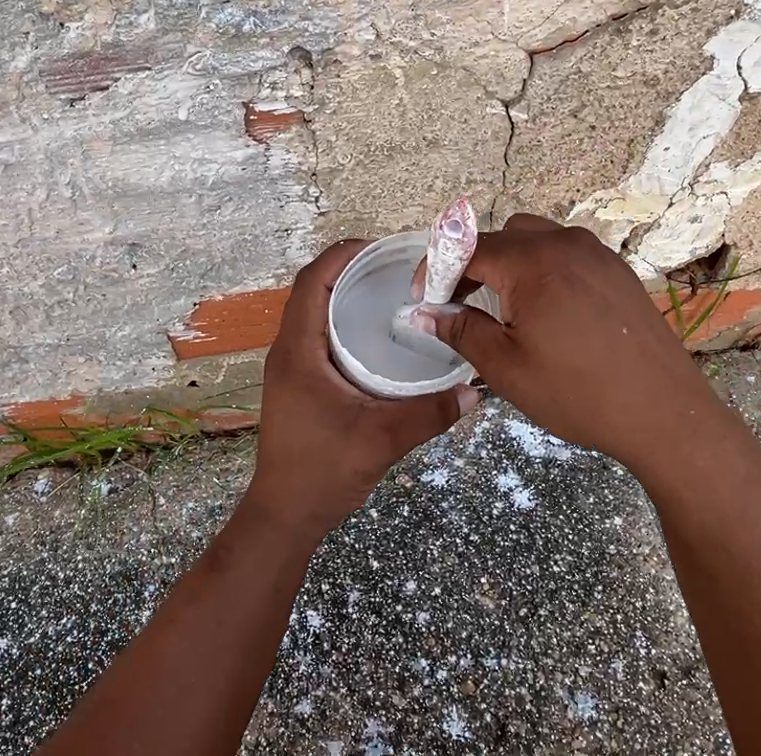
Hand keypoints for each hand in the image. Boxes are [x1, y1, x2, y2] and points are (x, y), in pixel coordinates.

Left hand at [244, 240, 479, 537]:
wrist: (285, 514)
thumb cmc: (322, 471)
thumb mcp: (381, 439)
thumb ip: (428, 414)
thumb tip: (474, 390)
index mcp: (297, 351)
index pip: (313, 282)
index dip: (343, 255)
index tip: (382, 247)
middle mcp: (288, 351)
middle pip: (314, 291)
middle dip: (351, 271)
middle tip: (398, 269)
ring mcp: (290, 369)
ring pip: (314, 314)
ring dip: (346, 297)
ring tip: (392, 294)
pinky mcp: (297, 384)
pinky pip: (318, 337)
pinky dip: (344, 324)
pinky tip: (378, 339)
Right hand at [411, 213, 724, 478]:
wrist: (666, 415)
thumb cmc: (578, 393)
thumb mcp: (506, 367)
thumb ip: (461, 330)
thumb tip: (423, 313)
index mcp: (533, 262)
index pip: (467, 247)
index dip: (437, 269)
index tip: (423, 300)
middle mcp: (565, 244)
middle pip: (502, 235)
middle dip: (471, 262)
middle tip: (457, 302)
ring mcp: (597, 254)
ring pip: (536, 238)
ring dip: (507, 262)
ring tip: (498, 305)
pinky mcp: (618, 271)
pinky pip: (566, 254)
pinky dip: (540, 269)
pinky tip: (543, 309)